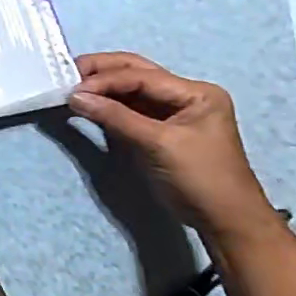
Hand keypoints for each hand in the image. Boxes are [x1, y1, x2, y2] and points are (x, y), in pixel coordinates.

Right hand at [67, 52, 278, 238]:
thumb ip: (116, 117)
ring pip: (132, 90)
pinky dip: (109, 106)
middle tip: (68, 73)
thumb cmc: (200, 179)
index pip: (142, 76)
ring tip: (72, 86)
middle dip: (102, 71)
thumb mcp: (158, 144)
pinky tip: (89, 104)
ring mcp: (173, 112)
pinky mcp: (161, 130)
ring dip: (103, 88)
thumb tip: (75, 97)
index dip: (106, 79)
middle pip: (137, 73)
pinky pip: (131, 109)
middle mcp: (184, 94)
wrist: (227, 223)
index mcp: (195, 92)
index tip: (74, 88)